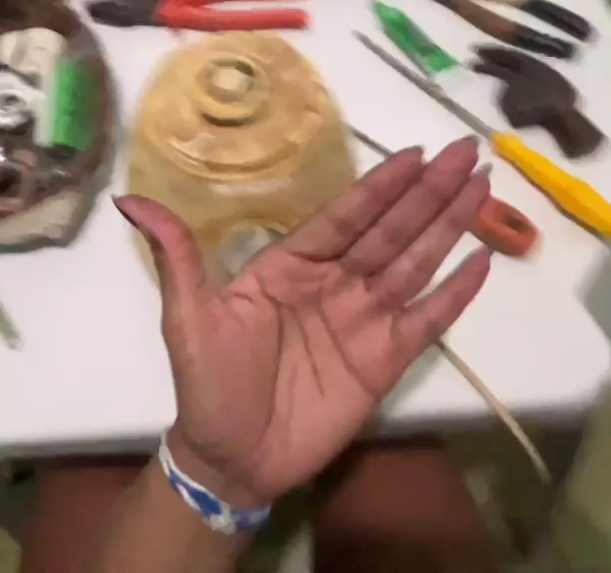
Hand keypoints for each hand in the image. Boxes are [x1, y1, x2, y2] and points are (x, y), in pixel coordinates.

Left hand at [116, 138, 491, 506]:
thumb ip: (175, 254)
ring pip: (412, 264)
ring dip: (447, 227)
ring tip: (480, 188)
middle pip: (388, 230)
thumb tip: (129, 200)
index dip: (380, 185)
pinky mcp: (384, 362)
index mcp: (291, 264)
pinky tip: (480, 261)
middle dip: (428, 192)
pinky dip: (454, 294)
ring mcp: (362, 320)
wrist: (229, 457)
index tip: (414, 153)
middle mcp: (333, 282)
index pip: (344, 216)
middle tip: (465, 152)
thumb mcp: (187, 314)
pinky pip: (425, 321)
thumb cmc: (208, 381)